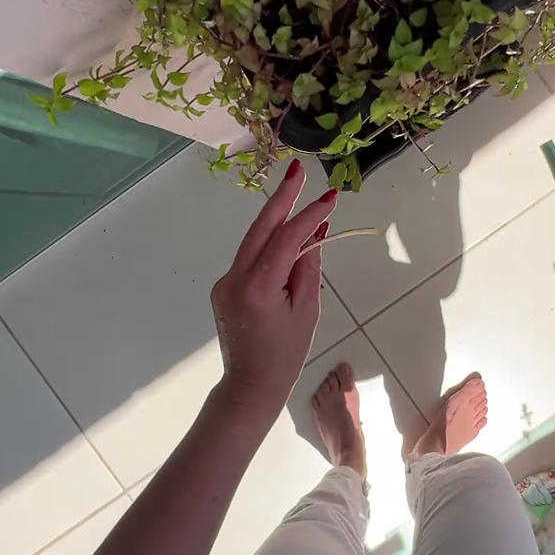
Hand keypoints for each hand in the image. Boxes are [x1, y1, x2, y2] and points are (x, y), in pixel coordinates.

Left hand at [209, 159, 337, 412]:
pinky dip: (270, 245)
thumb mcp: (308, 310)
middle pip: (260, 228)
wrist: (250, 385)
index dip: (309, 216)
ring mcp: (224, 281)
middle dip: (281, 197)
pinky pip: (251, 257)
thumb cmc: (287, 354)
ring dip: (277, 219)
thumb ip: (309, 267)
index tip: (331, 196)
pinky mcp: (224, 287)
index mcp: (257, 287)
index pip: (287, 239)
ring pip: (254, 240)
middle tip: (297, 169)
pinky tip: (289, 239)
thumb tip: (314, 232)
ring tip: (298, 192)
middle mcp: (234, 278)